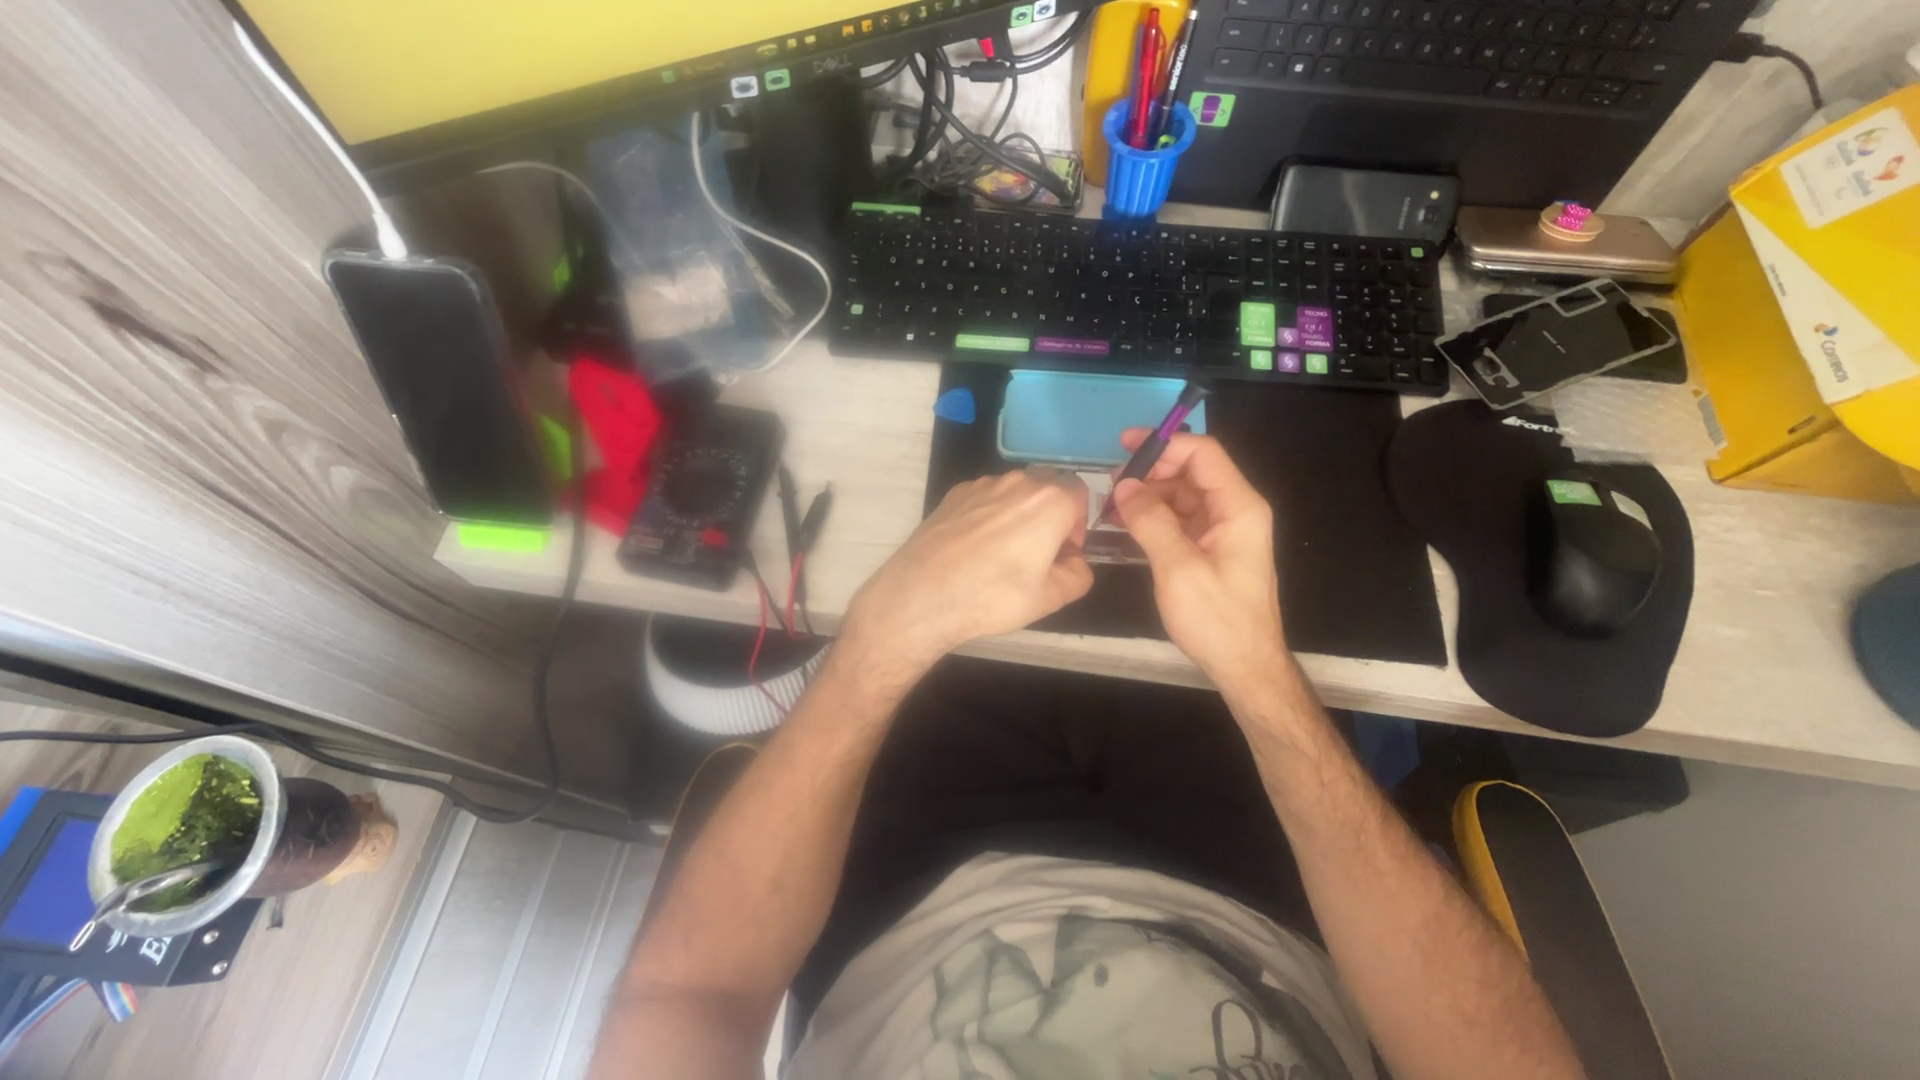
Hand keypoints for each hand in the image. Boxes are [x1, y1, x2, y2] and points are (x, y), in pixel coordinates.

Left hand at [844, 467, 1093, 668]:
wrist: (923, 593)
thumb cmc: (994, 595)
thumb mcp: (1052, 598)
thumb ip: (1078, 575)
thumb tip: (1074, 562)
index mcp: (1050, 501)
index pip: (1080, 492)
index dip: (1078, 522)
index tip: (1065, 551)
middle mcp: (1018, 482)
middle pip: (1046, 487)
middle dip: (1050, 515)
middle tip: (1039, 553)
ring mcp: (982, 485)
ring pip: (1013, 492)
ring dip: (1018, 515)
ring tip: (1002, 555)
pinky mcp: (953, 495)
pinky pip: (984, 499)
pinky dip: (988, 516)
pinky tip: (974, 550)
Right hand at [1113, 431, 1288, 689]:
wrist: (1245, 666)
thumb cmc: (1217, 619)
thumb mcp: (1178, 569)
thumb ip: (1151, 521)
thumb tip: (1125, 486)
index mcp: (1238, 507)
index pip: (1203, 453)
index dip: (1164, 444)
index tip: (1124, 448)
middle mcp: (1235, 511)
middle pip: (1191, 471)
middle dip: (1150, 472)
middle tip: (1111, 486)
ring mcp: (1223, 531)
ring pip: (1182, 495)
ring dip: (1148, 496)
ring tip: (1112, 508)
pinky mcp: (1211, 550)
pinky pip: (1181, 520)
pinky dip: (1154, 518)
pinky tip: (1126, 526)